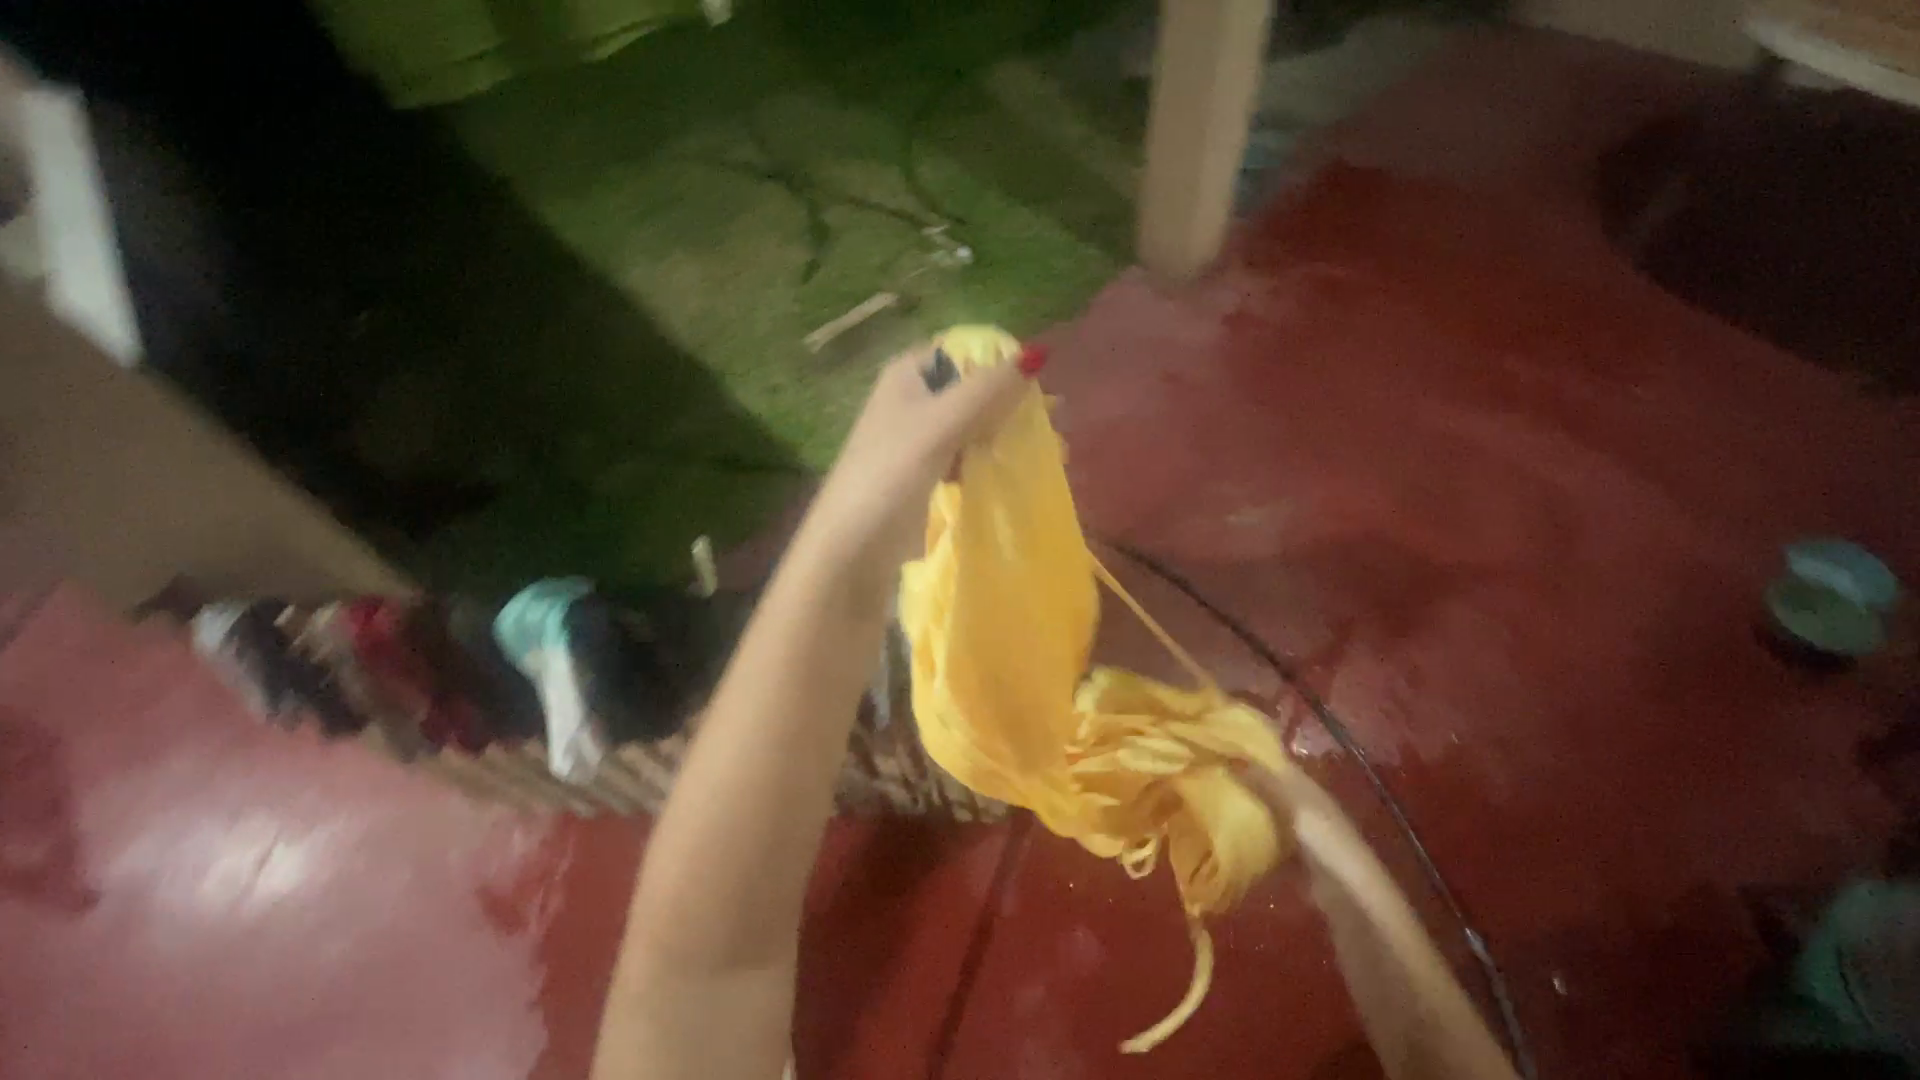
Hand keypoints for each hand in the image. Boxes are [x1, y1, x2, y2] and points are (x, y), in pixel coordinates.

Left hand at [790, 344, 1034, 597]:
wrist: (852, 547)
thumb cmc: (890, 473)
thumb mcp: (940, 424)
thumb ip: (988, 389)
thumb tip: (1039, 351)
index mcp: (907, 375)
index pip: (964, 353)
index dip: (1001, 365)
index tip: (1040, 387)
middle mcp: (912, 401)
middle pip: (972, 391)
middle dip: (1012, 405)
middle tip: (1053, 425)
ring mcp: (918, 441)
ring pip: (973, 427)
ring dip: (1006, 436)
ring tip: (1050, 453)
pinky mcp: (925, 477)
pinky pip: (967, 459)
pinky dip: (990, 463)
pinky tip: (1017, 474)